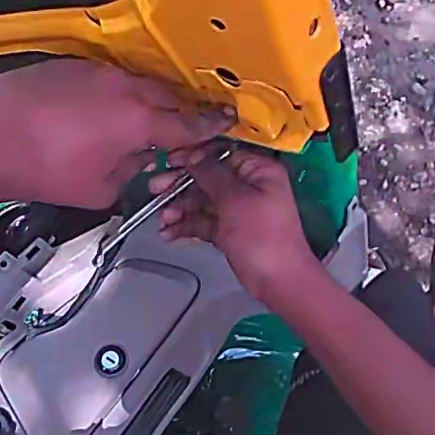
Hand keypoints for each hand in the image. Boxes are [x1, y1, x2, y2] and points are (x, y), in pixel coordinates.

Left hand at [0, 59, 233, 208]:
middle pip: (168, 98)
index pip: (188, 124)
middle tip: (181, 129)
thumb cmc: (34, 166)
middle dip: (179, 114)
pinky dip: (114, 94)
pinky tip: (98, 113)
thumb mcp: (99, 190)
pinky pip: (108, 77)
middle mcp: (120, 88)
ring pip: (138, 84)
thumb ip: (131, 172)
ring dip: (146, 102)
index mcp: (136, 121)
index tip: (223, 122)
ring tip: (134, 124)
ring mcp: (95, 72)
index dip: (210, 126)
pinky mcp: (71, 66)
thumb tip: (135, 161)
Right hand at [152, 145, 327, 305]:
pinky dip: (186, 226)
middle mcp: (248, 186)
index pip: (221, 153)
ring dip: (180, 208)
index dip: (194, 155)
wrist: (279, 281)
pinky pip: (203, 222)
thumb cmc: (264, 237)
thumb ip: (212, 175)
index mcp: (258, 170)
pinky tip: (168, 233)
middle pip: (208, 178)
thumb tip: (195, 156)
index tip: (169, 158)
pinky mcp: (228, 231)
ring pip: (202, 202)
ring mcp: (237, 210)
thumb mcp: (236, 200)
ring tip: (162, 219)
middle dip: (180, 185)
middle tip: (155, 188)